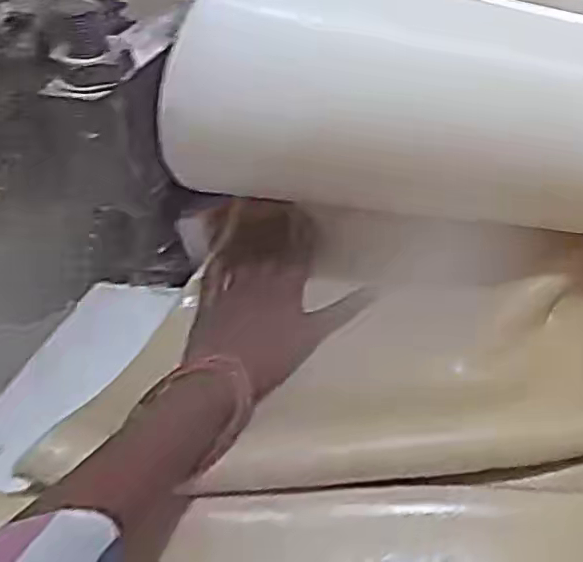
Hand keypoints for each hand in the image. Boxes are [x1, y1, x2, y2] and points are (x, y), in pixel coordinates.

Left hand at [185, 199, 373, 398]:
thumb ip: (343, 309)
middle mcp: (262, 276)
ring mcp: (233, 285)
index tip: (309, 209)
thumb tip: (374, 290)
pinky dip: (219, 252)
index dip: (305, 227)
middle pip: (273, 241)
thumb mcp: (313, 335)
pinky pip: (215, 268)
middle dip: (279, 220)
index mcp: (290, 283)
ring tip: (255, 206)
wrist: (217, 382)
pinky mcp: (208, 298)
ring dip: (251, 227)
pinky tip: (221, 239)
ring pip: (245, 248)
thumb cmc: (271, 359)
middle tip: (283, 200)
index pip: (301, 247)